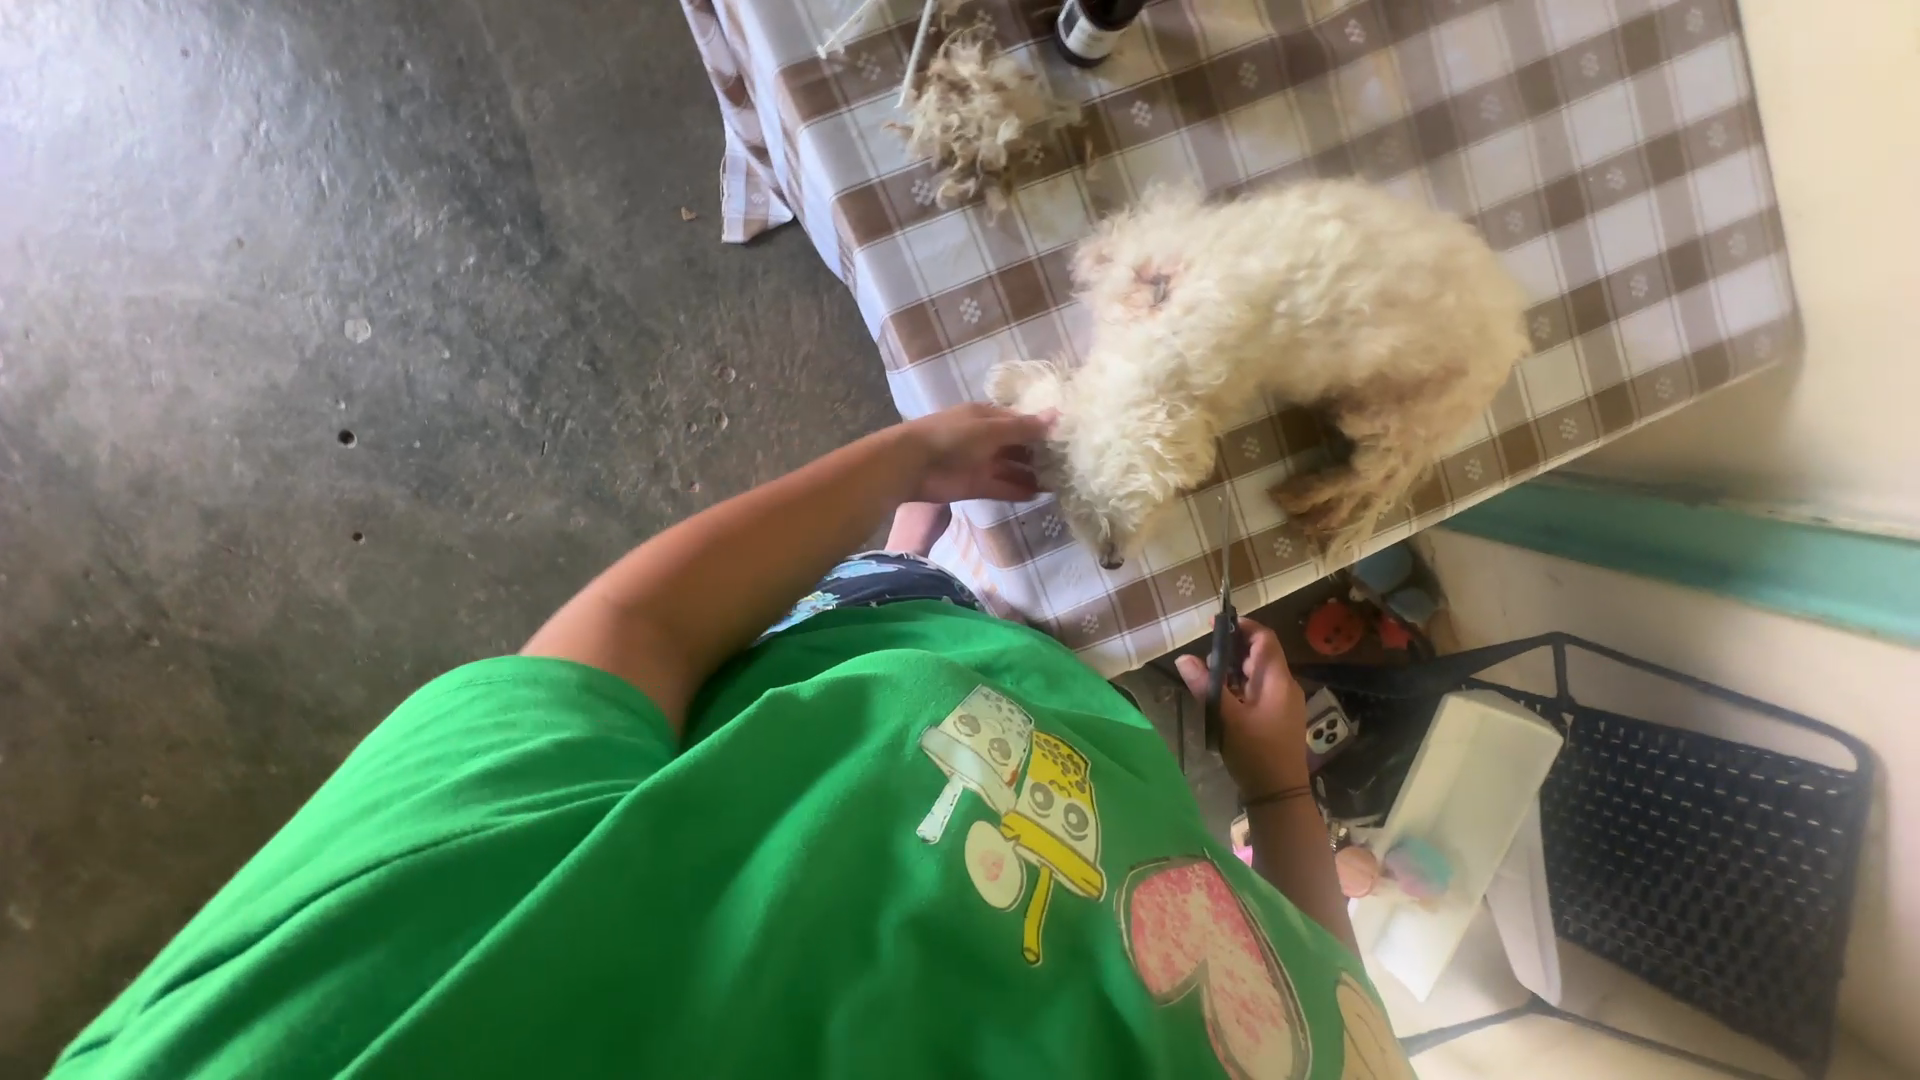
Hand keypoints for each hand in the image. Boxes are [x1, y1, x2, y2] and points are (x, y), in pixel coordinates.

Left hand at [901, 404, 1054, 503]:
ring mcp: (980, 463)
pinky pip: (1001, 487)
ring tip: (1060, 482)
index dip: (1041, 429)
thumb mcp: (991, 428)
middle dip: (1040, 455)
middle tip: (1069, 464)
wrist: (913, 464)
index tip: (1067, 439)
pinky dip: (1018, 491)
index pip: (1020, 422)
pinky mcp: (975, 486)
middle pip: (1018, 447)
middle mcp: (986, 439)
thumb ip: (1024, 427)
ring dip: (1032, 475)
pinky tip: (1039, 495)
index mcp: (987, 417)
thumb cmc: (953, 436)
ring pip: (1012, 469)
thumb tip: (1058, 415)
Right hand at [1174, 619, 1309, 797]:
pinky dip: (1238, 687)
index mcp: (1277, 680)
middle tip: (1203, 655)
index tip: (1215, 625)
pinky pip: (1257, 691)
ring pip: (1256, 674)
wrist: (1279, 794)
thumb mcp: (1226, 718)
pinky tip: (1220, 699)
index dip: (1242, 626)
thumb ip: (1205, 686)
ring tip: (1207, 678)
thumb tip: (1183, 658)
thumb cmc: (1256, 752)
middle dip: (1231, 650)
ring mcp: (1282, 703)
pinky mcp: (1276, 718)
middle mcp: (1284, 686)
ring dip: (1232, 670)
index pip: (1265, 639)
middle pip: (1259, 655)